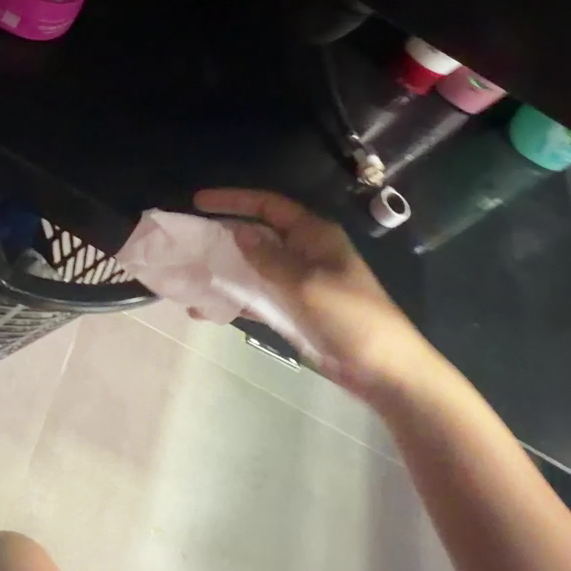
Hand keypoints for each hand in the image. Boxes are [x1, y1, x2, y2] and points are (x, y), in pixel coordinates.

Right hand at [193, 188, 438, 401]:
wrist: (384, 370)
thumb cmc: (349, 317)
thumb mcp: (305, 283)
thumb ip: (267, 257)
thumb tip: (236, 231)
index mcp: (313, 234)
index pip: (267, 205)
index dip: (233, 200)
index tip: (198, 202)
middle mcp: (303, 252)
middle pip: (257, 234)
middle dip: (222, 236)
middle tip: (187, 241)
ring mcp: (298, 283)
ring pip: (253, 267)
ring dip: (223, 270)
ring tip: (188, 275)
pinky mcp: (294, 311)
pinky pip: (257, 298)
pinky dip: (233, 301)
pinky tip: (204, 309)